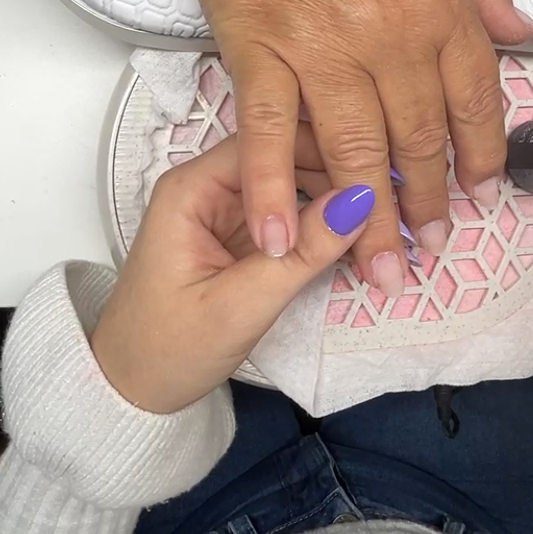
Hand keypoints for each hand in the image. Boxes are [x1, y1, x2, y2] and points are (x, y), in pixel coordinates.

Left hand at [92, 132, 371, 412]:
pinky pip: (294, 214)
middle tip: (398, 199)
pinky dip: (326, 224)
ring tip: (390, 216)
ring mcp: (230, 209)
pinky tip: (362, 235)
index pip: (267, 140)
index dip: (325, 149)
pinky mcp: (245, 234)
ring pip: (295, 184)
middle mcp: (210, 185)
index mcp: (193, 188)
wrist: (134, 393)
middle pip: (286, 156)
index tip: (381, 169)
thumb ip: (299, 255)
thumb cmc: (169, 350)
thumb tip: (360, 202)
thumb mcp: (239, 306)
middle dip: (339, 176)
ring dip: (338, 201)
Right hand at [187, 0, 531, 294]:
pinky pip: (271, 135)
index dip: (479, 158)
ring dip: (370, 222)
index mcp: (440, 0)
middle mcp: (390, 34)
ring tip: (380, 272)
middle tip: (430, 251)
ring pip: (356, 153)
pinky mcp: (259, 50)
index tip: (479, 196)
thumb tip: (518, 32)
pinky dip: (276, 192)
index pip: (473, 102)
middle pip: (419, 141)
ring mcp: (322, 47)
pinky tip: (282, 240)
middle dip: (428, 205)